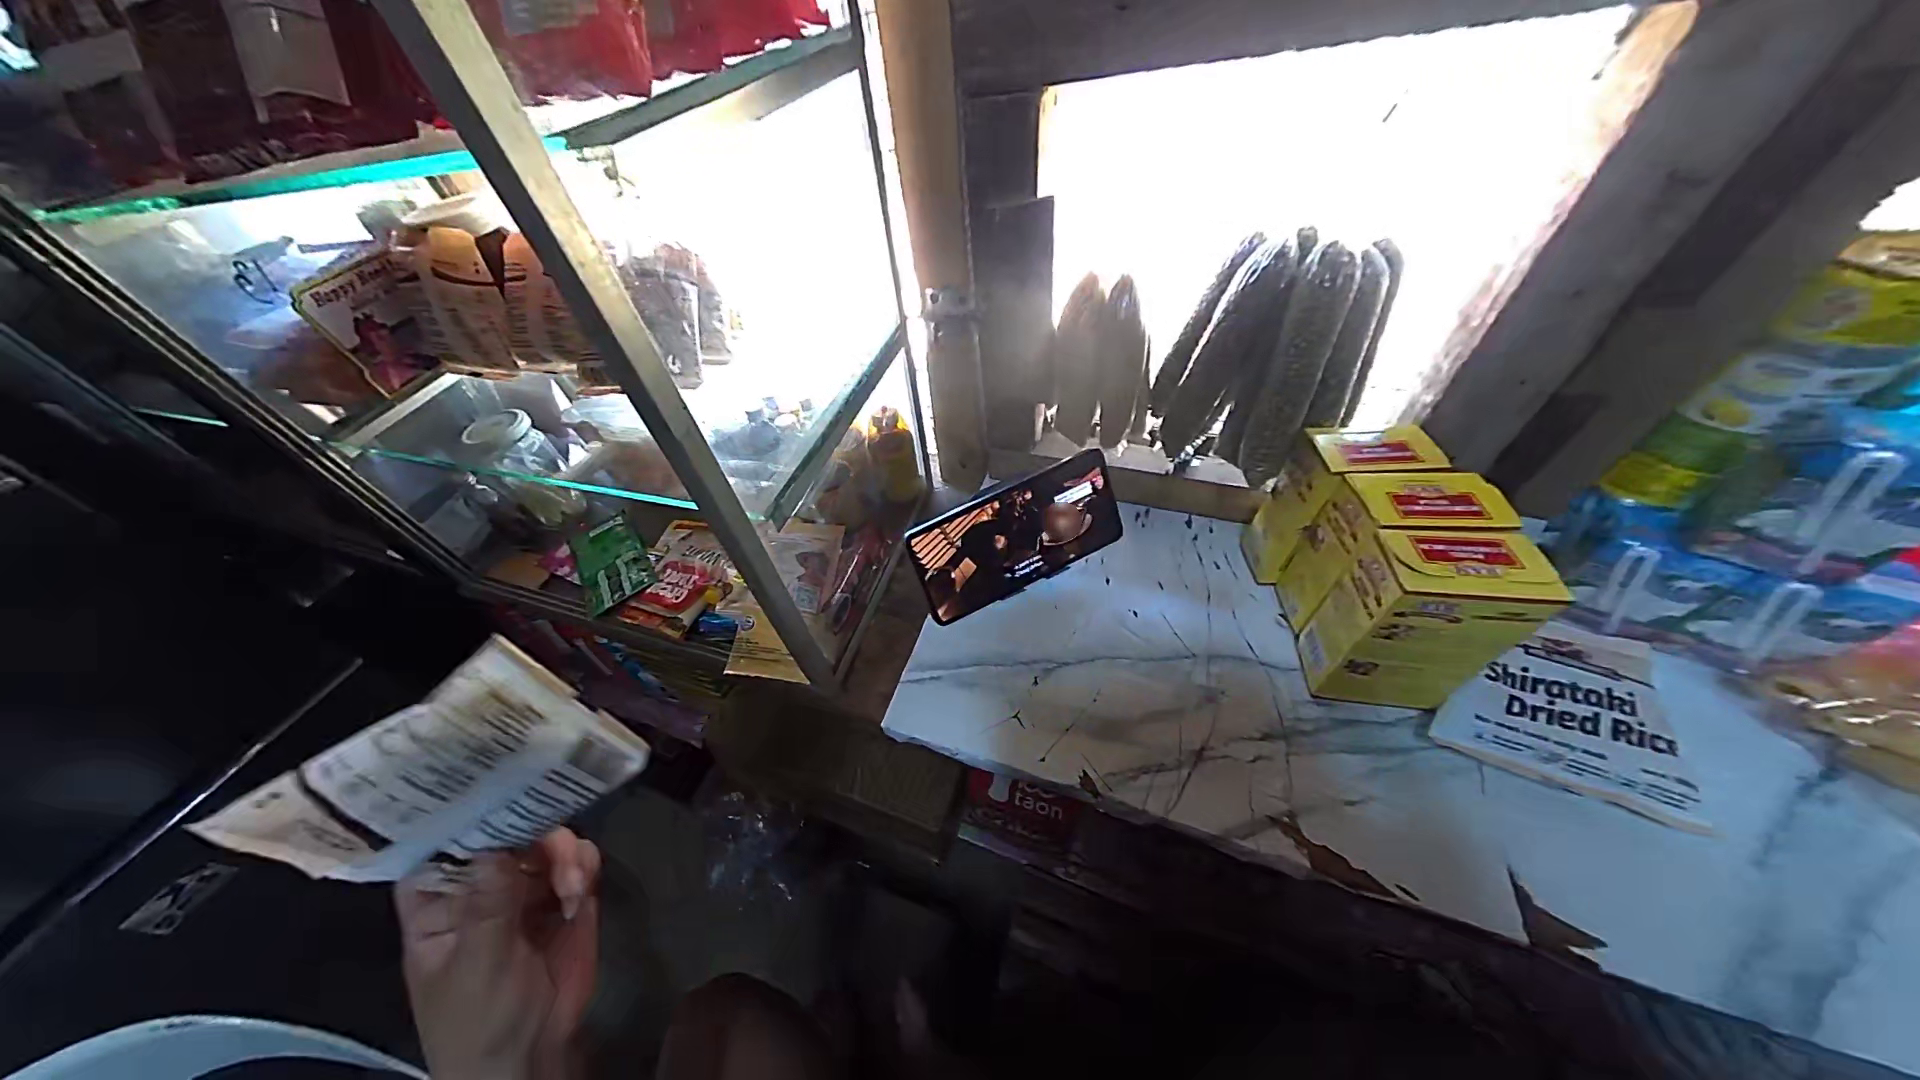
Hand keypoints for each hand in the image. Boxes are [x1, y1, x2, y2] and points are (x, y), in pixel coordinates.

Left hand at [395, 829, 601, 1079]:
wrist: (534, 1053)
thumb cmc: (479, 1021)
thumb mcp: (476, 966)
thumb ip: (488, 905)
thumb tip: (496, 844)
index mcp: (440, 905)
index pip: (443, 847)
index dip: (463, 816)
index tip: (493, 788)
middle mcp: (483, 886)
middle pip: (508, 832)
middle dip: (533, 832)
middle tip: (552, 846)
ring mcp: (528, 889)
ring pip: (547, 841)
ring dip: (564, 853)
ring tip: (573, 885)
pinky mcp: (568, 894)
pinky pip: (580, 860)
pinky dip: (585, 866)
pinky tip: (581, 894)